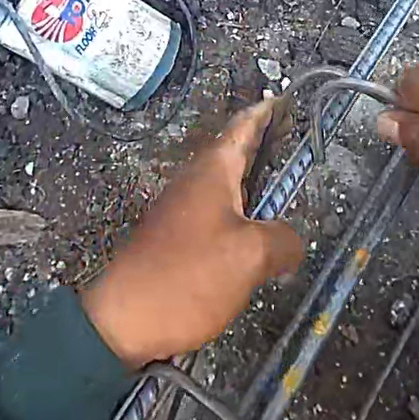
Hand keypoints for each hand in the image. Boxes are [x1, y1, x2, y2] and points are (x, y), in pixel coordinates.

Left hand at [82, 101, 304, 367]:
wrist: (122, 320)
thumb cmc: (189, 276)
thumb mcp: (251, 256)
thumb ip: (283, 240)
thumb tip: (293, 242)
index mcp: (214, 170)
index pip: (244, 126)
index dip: (267, 111)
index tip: (286, 99)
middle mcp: (196, 180)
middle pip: (237, 150)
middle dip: (266, 142)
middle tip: (296, 140)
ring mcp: (183, 208)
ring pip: (228, 183)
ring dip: (256, 180)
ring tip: (285, 188)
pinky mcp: (177, 236)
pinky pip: (219, 210)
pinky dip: (243, 208)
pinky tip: (257, 232)